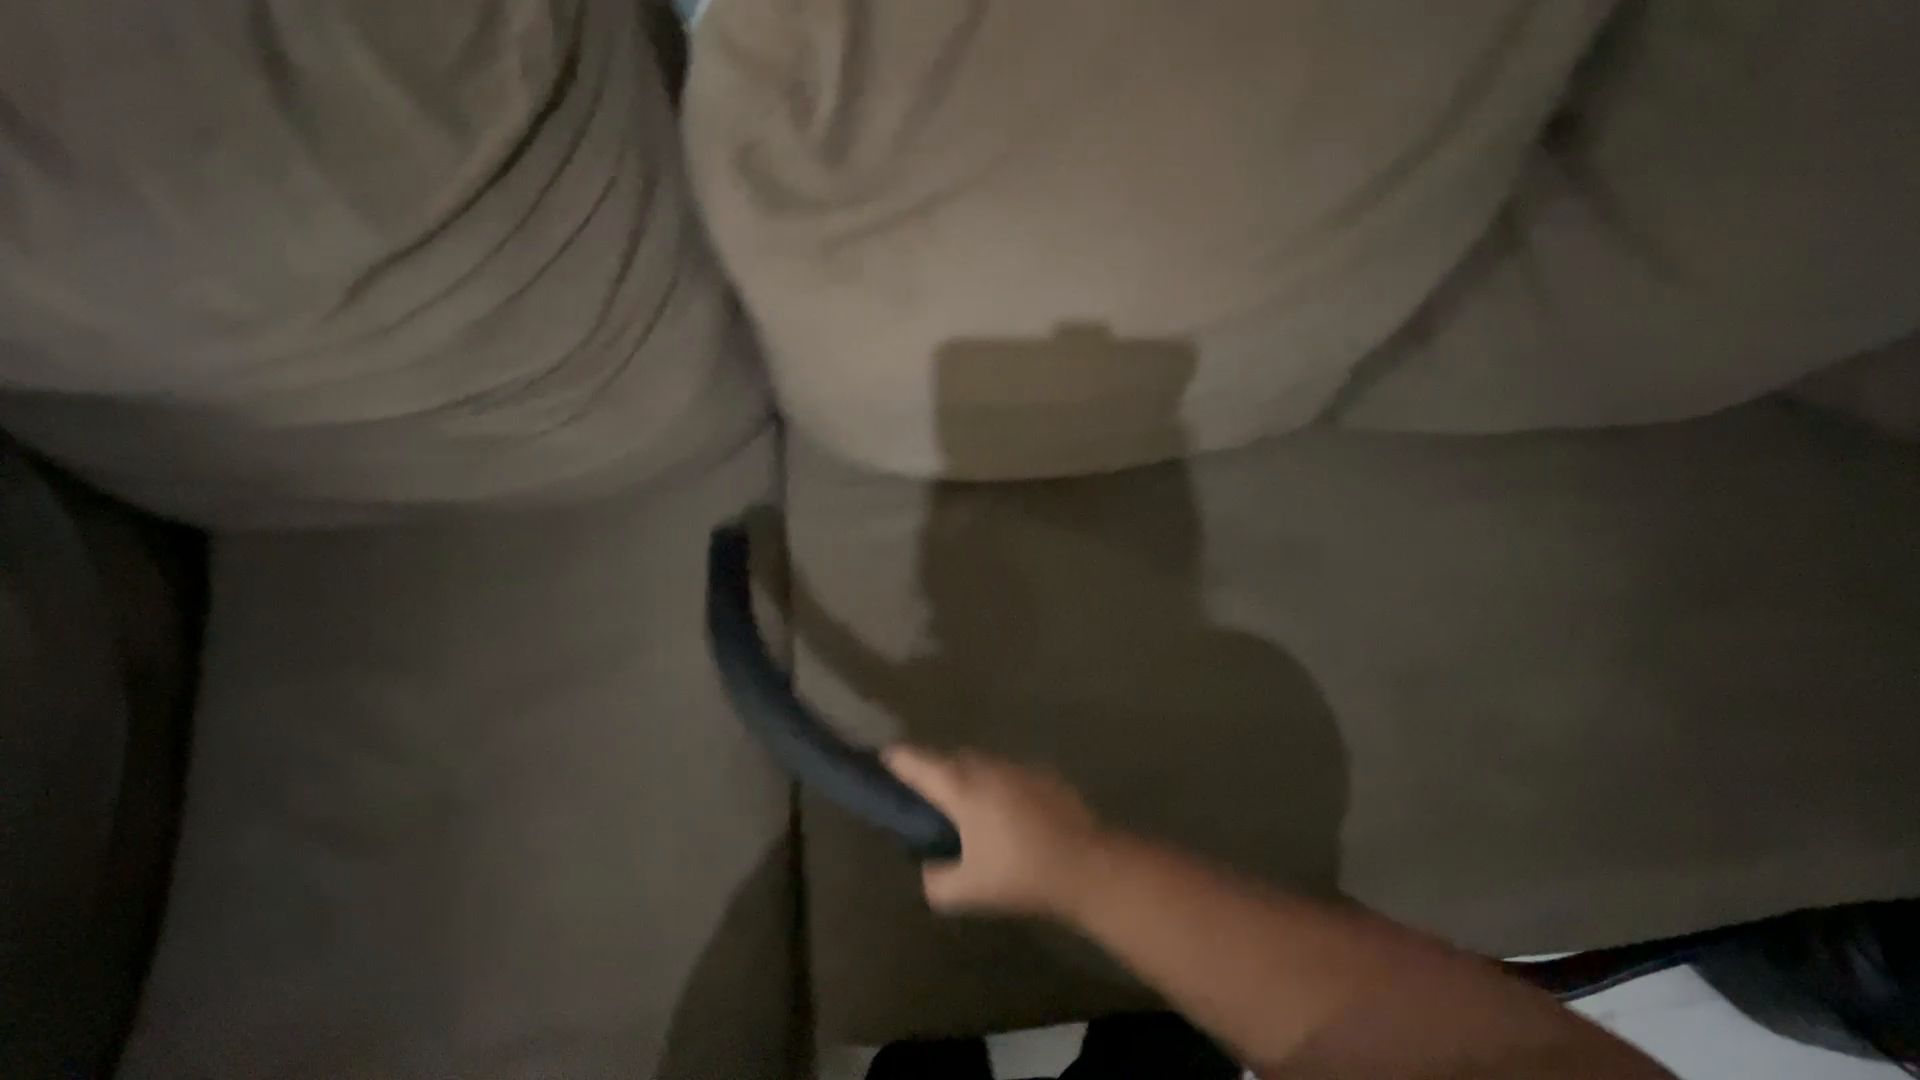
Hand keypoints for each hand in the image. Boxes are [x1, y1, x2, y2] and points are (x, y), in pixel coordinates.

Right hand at [883, 745, 1106, 916]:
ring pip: (986, 765)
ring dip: (972, 778)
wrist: (1085, 865)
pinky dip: (1002, 788)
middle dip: (938, 771)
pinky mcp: (1047, 777)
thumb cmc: (1019, 875)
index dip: (901, 760)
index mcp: (963, 790)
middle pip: (954, 760)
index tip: (886, 756)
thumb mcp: (967, 891)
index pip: (921, 764)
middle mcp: (989, 769)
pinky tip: (1011, 816)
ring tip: (972, 808)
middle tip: (930, 795)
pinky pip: (1012, 776)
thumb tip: (931, 870)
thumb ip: (937, 881)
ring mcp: (1021, 769)